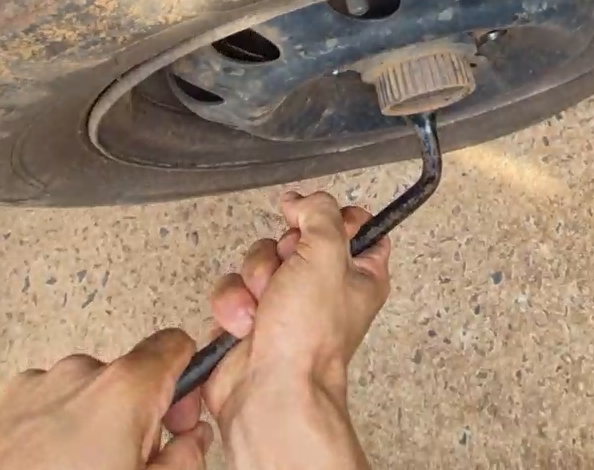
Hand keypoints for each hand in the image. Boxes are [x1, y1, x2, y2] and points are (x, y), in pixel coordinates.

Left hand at [0, 328, 212, 469]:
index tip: (174, 422)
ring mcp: (34, 388)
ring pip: (84, 394)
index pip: (176, 345)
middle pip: (130, 377)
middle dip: (134, 415)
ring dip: (89, 425)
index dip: (185, 383)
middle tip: (121, 466)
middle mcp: (80, 373)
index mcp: (125, 388)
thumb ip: (186, 458)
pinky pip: (42, 406)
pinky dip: (49, 431)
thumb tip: (188, 438)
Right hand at [201, 190, 391, 468]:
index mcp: (360, 271)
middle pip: (297, 236)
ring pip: (261, 259)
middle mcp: (325, 286)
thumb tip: (303, 199)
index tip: (314, 220)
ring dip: (255, 280)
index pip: (353, 223)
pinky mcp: (251, 320)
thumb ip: (320, 213)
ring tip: (264, 306)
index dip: (330, 216)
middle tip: (288, 271)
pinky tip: (244, 326)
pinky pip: (233, 289)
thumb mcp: (327, 252)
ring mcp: (287, 303)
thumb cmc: (309, 337)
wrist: (270, 394)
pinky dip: (233, 305)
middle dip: (282, 252)